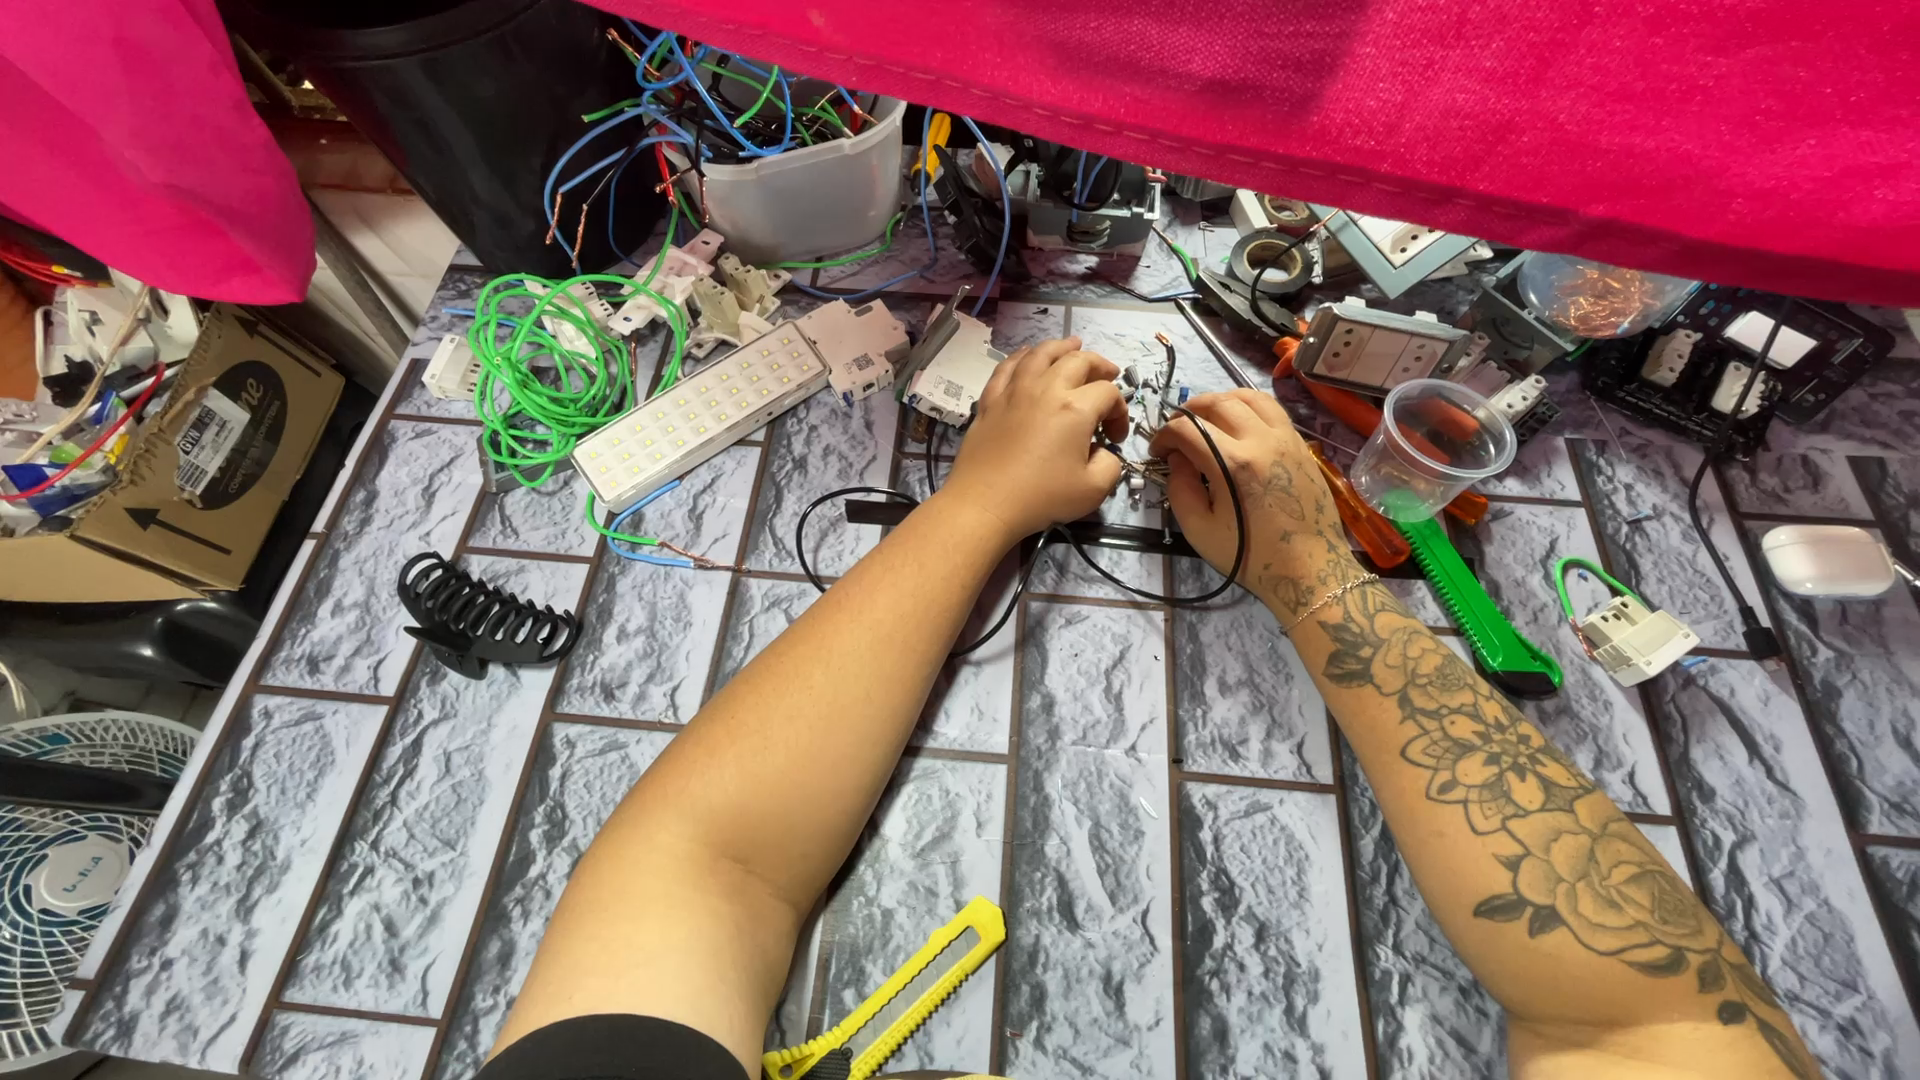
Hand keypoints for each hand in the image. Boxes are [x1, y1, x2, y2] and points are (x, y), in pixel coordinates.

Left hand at [934, 336, 1128, 544]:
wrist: (984, 503)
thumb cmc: (1041, 497)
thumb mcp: (1093, 490)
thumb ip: (1110, 465)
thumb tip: (1102, 451)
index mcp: (1075, 409)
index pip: (1108, 393)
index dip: (1120, 411)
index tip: (1114, 437)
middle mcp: (1045, 389)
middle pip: (1078, 361)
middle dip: (1099, 364)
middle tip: (1108, 373)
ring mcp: (1014, 391)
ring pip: (1040, 354)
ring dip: (1062, 346)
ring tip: (1073, 344)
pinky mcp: (990, 400)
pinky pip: (1007, 367)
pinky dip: (1022, 356)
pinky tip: (1027, 355)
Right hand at [1148, 389, 1363, 620]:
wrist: (1308, 568)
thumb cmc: (1249, 555)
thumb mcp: (1199, 529)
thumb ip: (1180, 488)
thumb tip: (1178, 459)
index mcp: (1232, 464)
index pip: (1186, 429)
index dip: (1163, 436)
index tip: (1157, 452)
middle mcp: (1260, 441)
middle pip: (1216, 403)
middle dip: (1187, 411)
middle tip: (1176, 431)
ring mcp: (1285, 439)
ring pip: (1248, 397)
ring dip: (1219, 400)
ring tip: (1206, 418)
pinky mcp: (1300, 445)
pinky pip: (1272, 409)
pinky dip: (1248, 406)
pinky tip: (1238, 423)